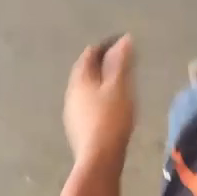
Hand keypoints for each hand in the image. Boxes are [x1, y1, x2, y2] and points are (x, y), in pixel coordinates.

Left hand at [64, 36, 135, 163]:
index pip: (89, 54)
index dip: (104, 45)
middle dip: (101, 62)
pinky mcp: (77, 126)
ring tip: (117, 81)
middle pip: (85, 70)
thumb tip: (124, 39)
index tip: (121, 42)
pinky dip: (98, 96)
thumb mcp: (120, 86)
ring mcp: (72, 110)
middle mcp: (71, 92)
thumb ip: (121, 62)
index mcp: (80, 79)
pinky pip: (87, 102)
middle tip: (120, 60)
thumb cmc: (112, 117)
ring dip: (99, 80)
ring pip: (85, 88)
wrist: (99, 156)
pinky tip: (109, 104)